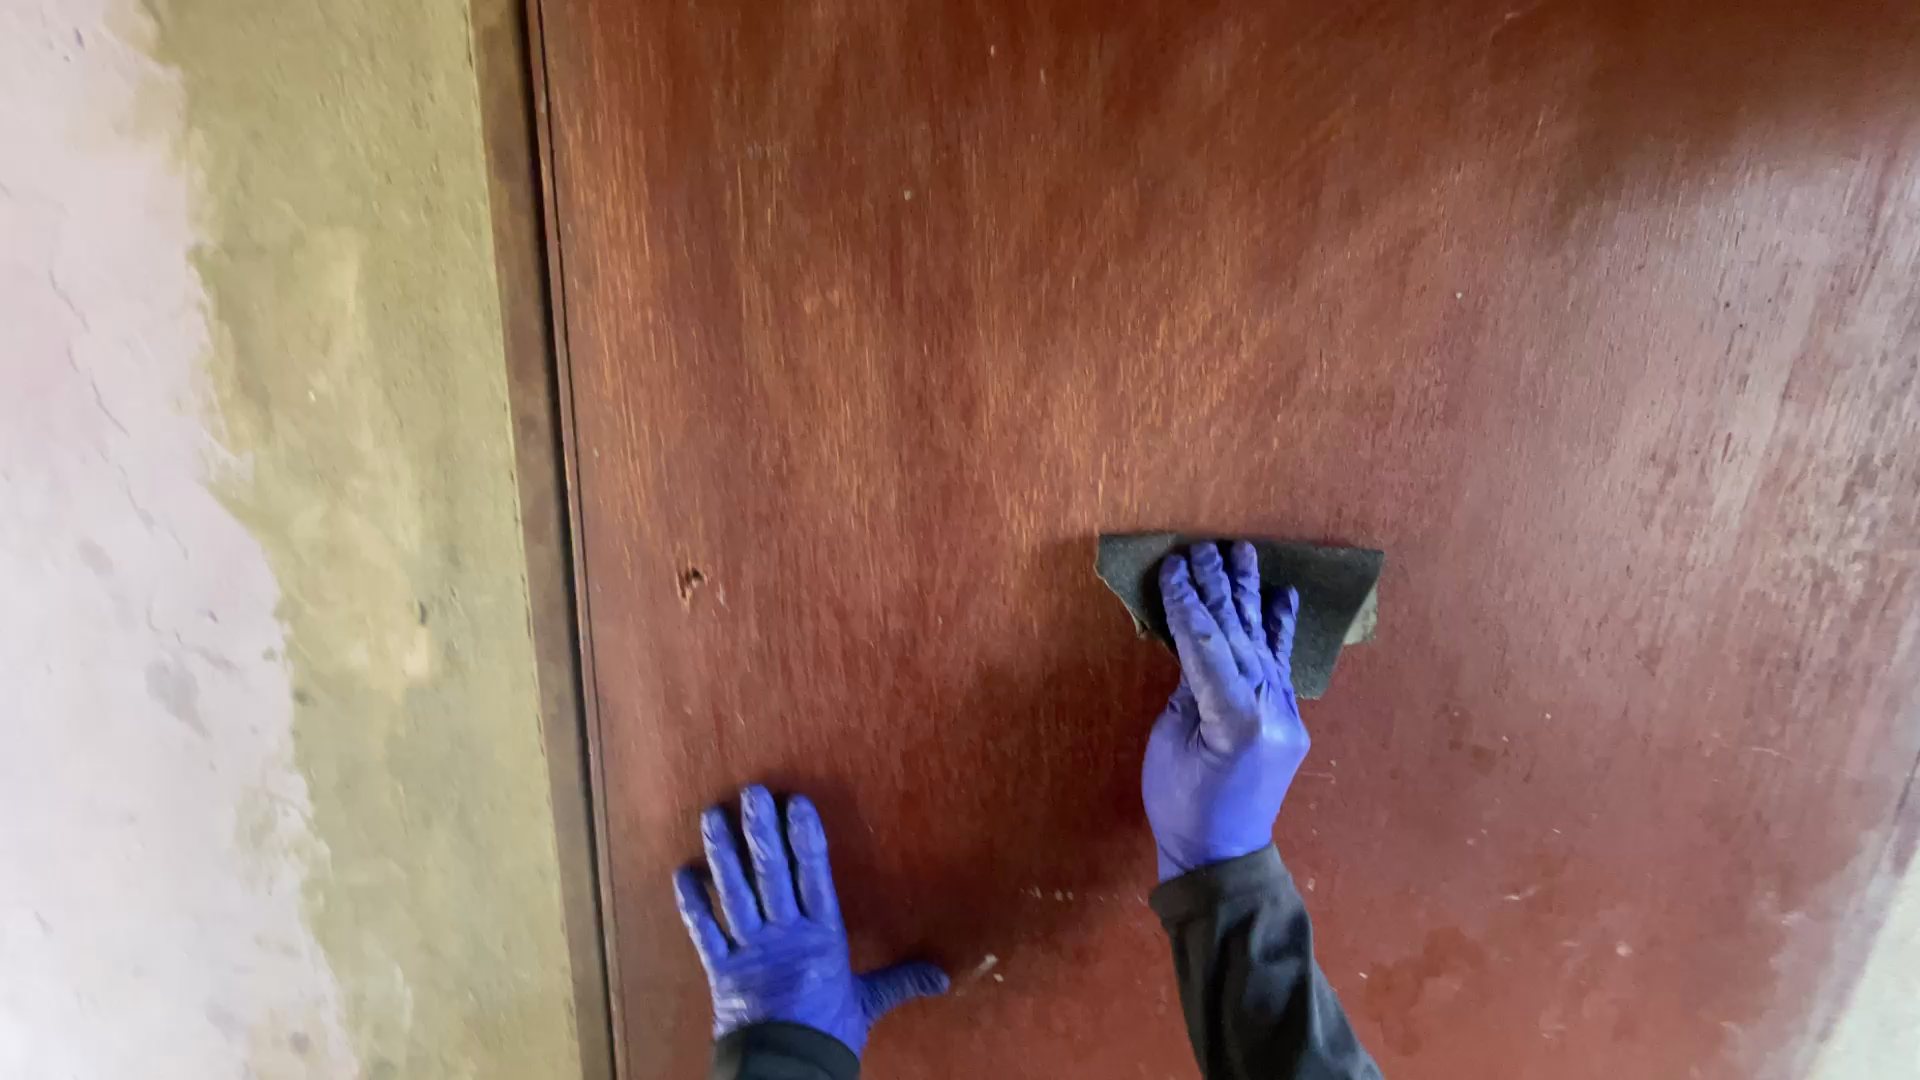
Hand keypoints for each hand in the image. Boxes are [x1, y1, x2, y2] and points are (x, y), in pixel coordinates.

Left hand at [673, 785, 949, 1055]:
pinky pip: (704, 932)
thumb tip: (943, 976)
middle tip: (753, 793)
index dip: (805, 837)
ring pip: (735, 893)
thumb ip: (901, 979)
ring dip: (723, 854)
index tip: (797, 803)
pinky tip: (683, 872)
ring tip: (712, 816)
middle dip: (762, 832)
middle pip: (771, 873)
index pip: (814, 874)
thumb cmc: (828, 1030)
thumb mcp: (868, 1002)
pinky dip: (692, 904)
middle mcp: (784, 933)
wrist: (788, 1073)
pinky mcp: (721, 970)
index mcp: (822, 934)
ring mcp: (749, 950)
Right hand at [1142, 541, 1309, 881]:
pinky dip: (1280, 628)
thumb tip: (1193, 645)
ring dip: (1249, 594)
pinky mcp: (1290, 718)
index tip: (1173, 568)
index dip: (1187, 604)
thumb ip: (1186, 689)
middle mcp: (1270, 710)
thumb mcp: (1168, 742)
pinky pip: (1282, 664)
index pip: (1208, 645)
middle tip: (1202, 548)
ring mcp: (1287, 713)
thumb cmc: (1181, 804)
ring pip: (1262, 641)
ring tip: (1244, 553)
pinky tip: (1282, 596)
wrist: (1224, 854)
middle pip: (1238, 635)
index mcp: (1235, 719)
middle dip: (1217, 588)